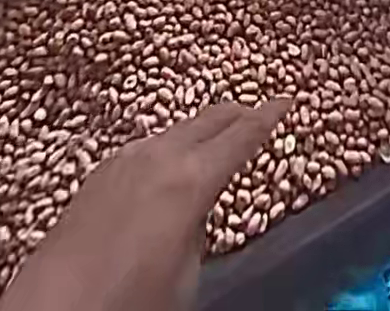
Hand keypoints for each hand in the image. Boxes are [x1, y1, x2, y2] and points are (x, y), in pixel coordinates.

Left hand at [0, 99, 291, 310]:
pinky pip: (151, 145)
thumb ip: (198, 228)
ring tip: (217, 142)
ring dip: (204, 130)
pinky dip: (173, 147)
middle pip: (212, 117)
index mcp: (191, 179)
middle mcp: (161, 154)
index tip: (287, 99)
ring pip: (179, 128)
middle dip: (240, 112)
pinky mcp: (102, 170)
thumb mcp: (184, 277)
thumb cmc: (127, 304)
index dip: (269, 115)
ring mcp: (127, 158)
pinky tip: (170, 168)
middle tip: (259, 114)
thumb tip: (195, 207)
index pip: (243, 135)